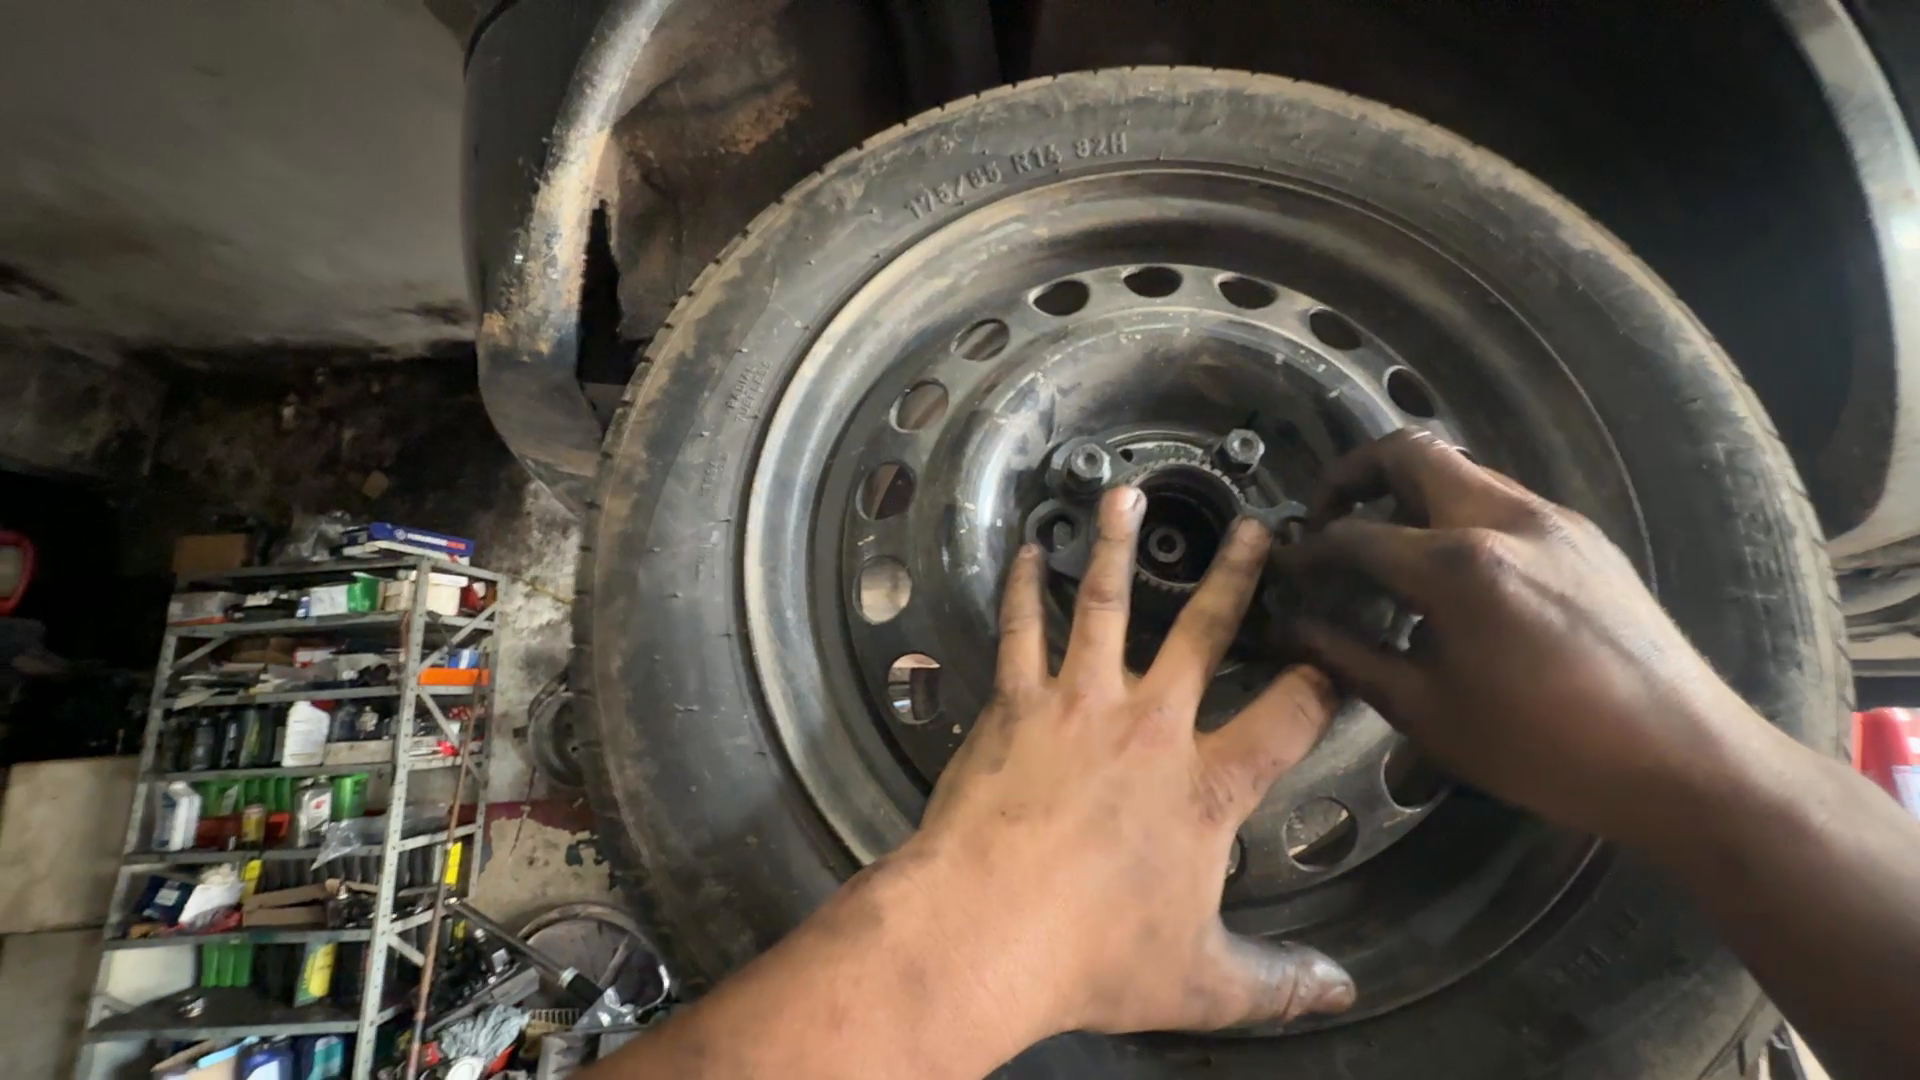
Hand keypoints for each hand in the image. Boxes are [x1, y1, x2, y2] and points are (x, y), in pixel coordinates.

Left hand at [896, 485, 1353, 1038]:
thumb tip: (1341, 993)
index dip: (1325, 679)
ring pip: (1105, 604)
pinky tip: (1026, 553)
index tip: (1339, 645)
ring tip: (1124, 494)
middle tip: (1255, 529)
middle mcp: (1148, 724)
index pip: (1289, 717)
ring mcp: (1077, 702)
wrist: (988, 928)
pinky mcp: (1015, 700)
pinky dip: (1023, 588)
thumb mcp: (1201, 981)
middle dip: (1236, 578)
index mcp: (1206, 785)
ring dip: (1117, 546)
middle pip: (1204, 632)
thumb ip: (1277, 982)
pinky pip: (1020, 629)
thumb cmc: (1094, 953)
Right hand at [1284, 429, 1756, 841]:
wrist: (1691, 765)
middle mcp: (1506, 520)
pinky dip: (1449, 513)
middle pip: (1409, 452)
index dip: (1309, 551)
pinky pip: (1495, 498)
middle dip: (1351, 476)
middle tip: (1327, 520)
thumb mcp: (1424, 710)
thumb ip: (1346, 657)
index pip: (1355, 535)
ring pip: (1457, 470)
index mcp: (1460, 565)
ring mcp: (1553, 521)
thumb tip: (1289, 630)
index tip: (1287, 571)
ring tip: (1381, 548)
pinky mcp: (1583, 538)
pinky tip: (1445, 571)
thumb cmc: (1543, 748)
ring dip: (1403, 493)